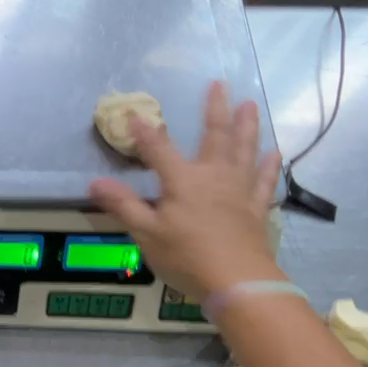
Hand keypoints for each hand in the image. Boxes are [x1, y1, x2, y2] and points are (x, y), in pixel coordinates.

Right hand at [90, 81, 282, 299]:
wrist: (238, 282)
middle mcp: (213, 177)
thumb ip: (123, 206)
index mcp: (183, 181)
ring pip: (244, 151)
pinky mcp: (256, 209)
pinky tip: (273, 152)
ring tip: (250, 104)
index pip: (159, 149)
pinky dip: (268, 165)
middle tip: (219, 84)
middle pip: (215, 136)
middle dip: (214, 109)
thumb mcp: (146, 233)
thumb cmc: (186, 256)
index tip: (134, 113)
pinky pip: (263, 181)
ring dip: (247, 126)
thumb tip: (94, 183)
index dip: (144, 131)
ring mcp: (239, 191)